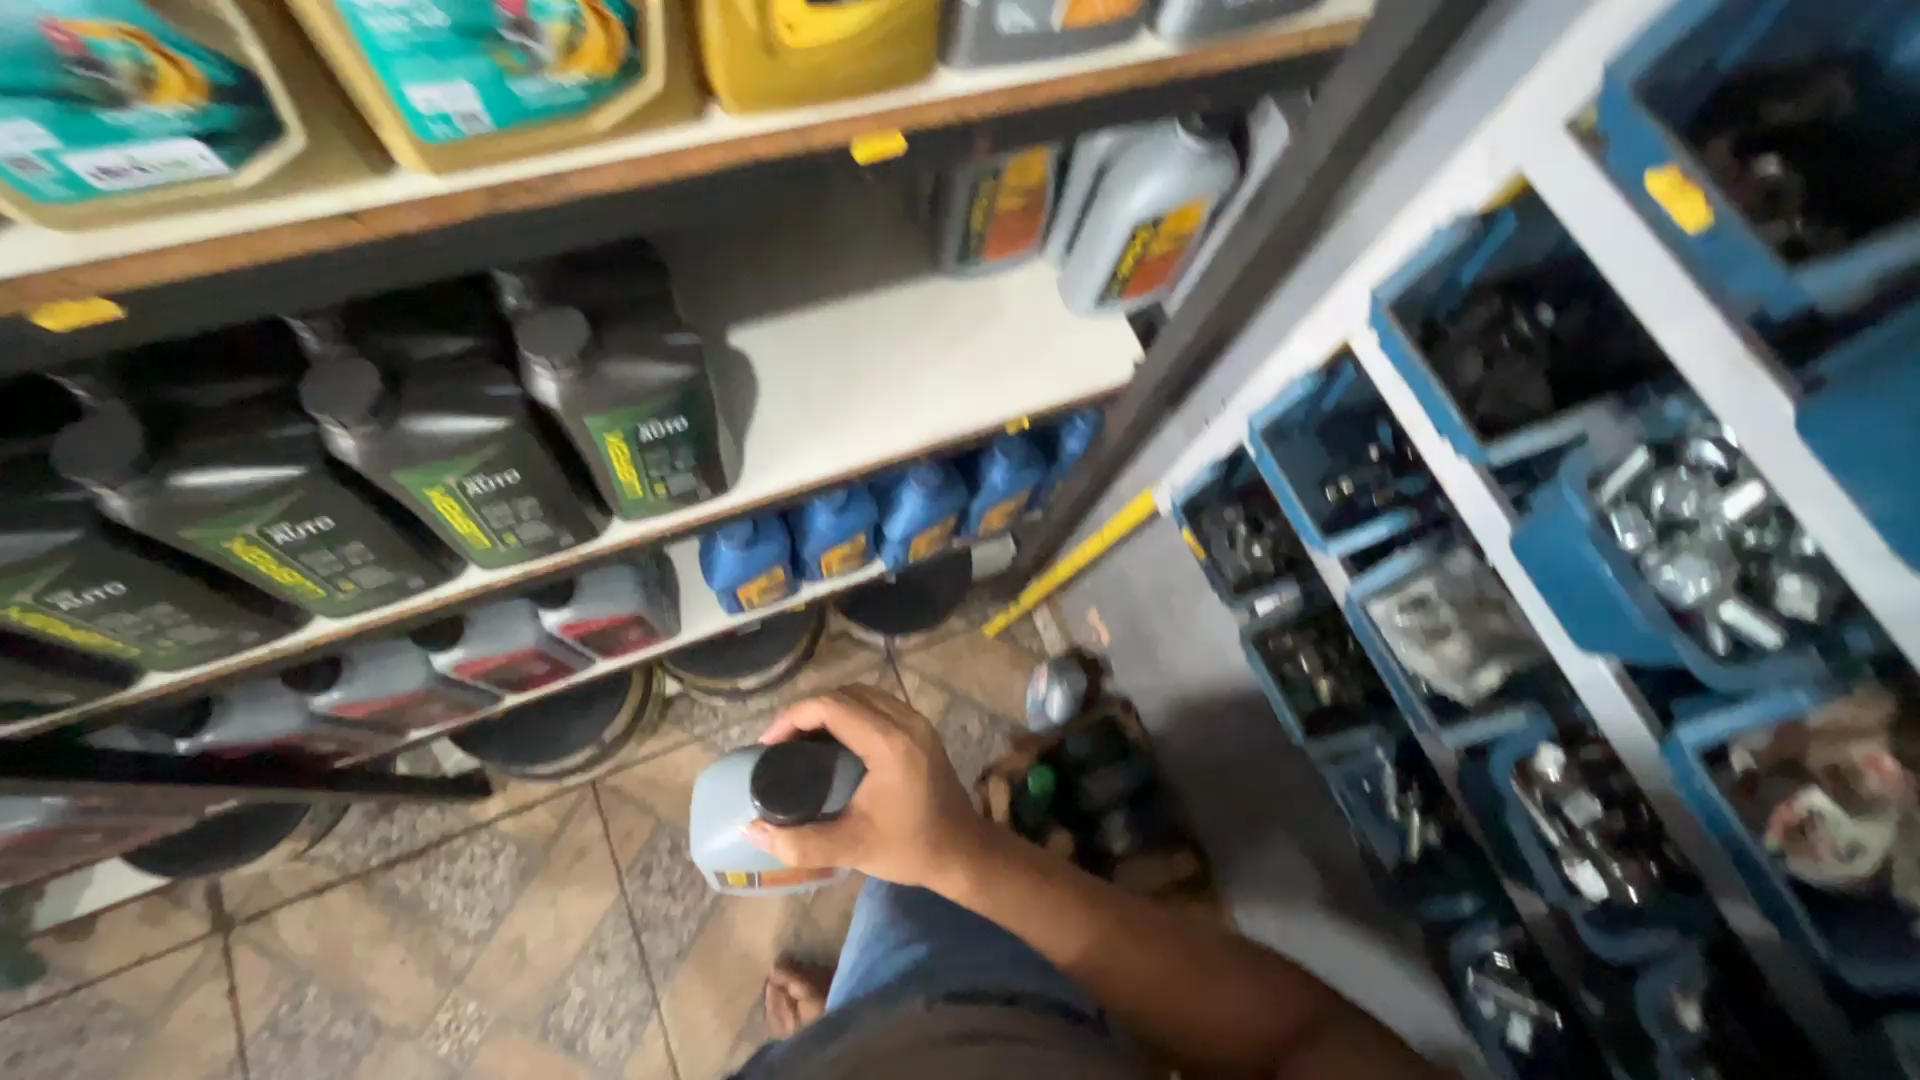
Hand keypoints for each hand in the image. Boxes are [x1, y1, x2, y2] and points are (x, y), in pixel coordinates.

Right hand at [743, 685, 997, 890]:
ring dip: (828, 708)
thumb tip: (752, 829)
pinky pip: (877, 703)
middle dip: (806, 711)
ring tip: (800, 739)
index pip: (832, 706)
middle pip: (845, 693)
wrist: (961, 850)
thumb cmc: (908, 848)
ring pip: (862, 694)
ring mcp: (916, 720)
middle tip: (779, 743)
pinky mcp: (920, 727)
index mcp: (889, 743)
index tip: (769, 744)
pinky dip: (849, 711)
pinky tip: (832, 739)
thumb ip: (799, 842)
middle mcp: (905, 720)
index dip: (793, 717)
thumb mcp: (851, 849)